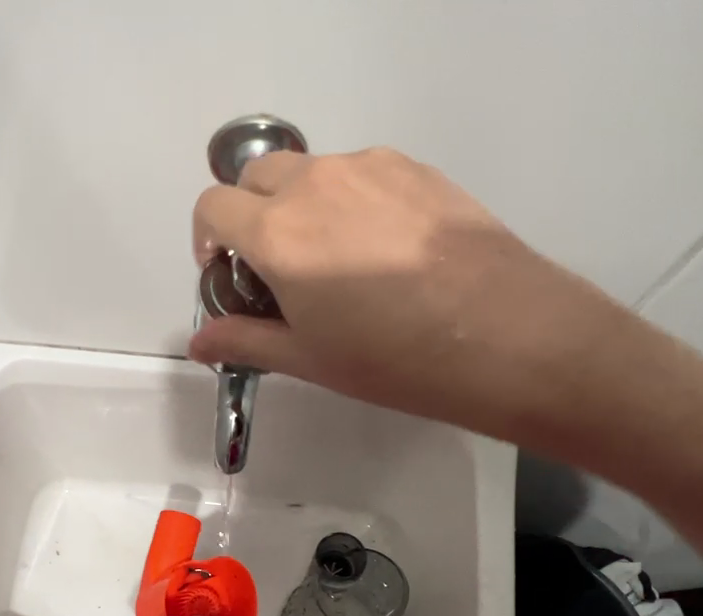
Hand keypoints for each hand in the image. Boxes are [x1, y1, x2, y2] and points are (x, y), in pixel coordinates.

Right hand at [189, 148, 647, 450]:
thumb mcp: (308, 359)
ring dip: (301, 206)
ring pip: (311, 172)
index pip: (212, 207)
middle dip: (250, 216)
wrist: (503, 334)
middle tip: (276, 270)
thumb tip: (198, 342)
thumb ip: (245, 340)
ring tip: (337, 264)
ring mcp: (370, 169)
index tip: (227, 275)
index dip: (208, 240)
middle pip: (257, 177)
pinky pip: (360, 174)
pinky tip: (382, 253)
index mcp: (278, 232)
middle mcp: (316, 183)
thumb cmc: (392, 358)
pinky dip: (349, 201)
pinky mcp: (415, 168)